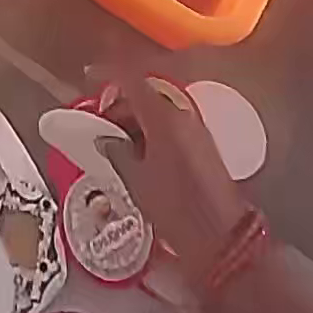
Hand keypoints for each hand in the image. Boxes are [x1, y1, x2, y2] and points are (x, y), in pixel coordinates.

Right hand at [94, 65, 251, 283]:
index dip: (109, 73)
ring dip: (136, 117)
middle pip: (145, 93)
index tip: (90, 76)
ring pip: (157, 108)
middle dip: (120, 104)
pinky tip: (140, 152)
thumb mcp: (136, 179)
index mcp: (163, 116)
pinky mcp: (203, 143)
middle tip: (101, 124)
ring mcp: (195, 127)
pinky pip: (170, 122)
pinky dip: (152, 128)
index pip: (131, 80)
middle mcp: (182, 113)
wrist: (222, 239)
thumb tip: (104, 137)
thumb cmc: (175, 208)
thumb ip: (115, 150)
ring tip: (117, 141)